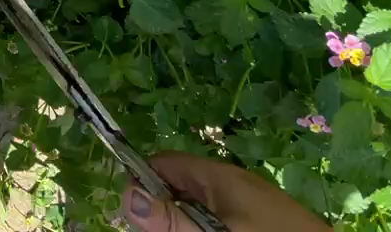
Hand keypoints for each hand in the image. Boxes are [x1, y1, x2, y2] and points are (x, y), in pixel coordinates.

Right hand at [118, 153, 330, 231]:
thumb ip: (174, 221)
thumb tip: (125, 195)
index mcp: (220, 177)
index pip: (164, 165)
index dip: (142, 184)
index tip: (133, 217)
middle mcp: (233, 189)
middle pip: (179, 193)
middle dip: (164, 215)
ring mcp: (251, 215)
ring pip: (201, 215)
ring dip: (186, 225)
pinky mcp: (265, 228)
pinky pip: (223, 223)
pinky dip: (208, 228)